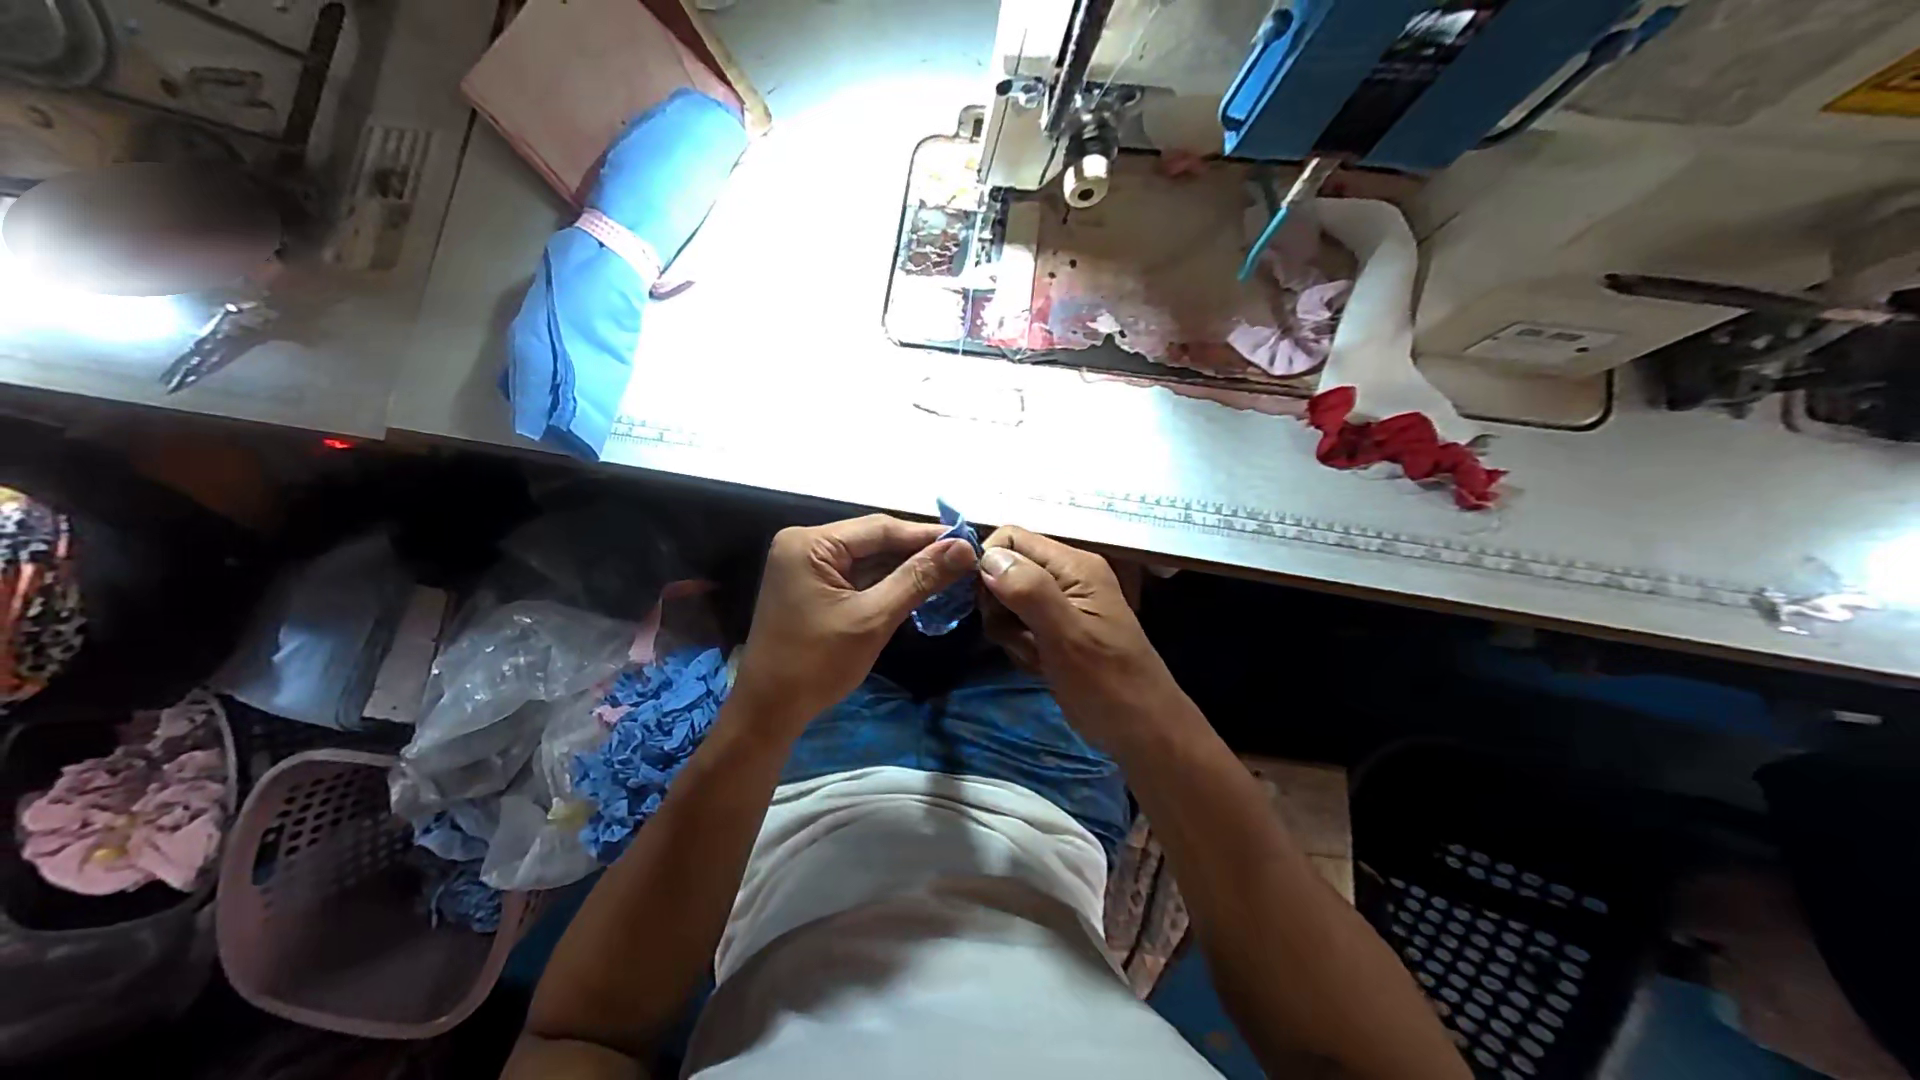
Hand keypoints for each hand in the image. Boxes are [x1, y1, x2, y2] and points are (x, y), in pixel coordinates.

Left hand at [732, 514, 976, 732]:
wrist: (769, 711)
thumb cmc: (816, 664)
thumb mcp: (873, 619)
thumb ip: (918, 579)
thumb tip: (963, 548)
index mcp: (810, 543)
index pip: (880, 528)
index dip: (927, 536)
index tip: (969, 542)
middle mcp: (805, 545)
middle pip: (874, 540)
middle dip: (918, 552)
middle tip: (965, 559)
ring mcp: (807, 566)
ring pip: (869, 559)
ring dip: (906, 568)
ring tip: (952, 572)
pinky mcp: (814, 587)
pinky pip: (858, 576)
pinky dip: (887, 583)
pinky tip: (920, 586)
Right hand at [977, 526, 1194, 752]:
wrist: (1143, 731)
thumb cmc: (1109, 684)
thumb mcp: (1067, 637)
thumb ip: (1030, 592)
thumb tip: (988, 557)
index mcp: (1075, 566)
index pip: (1011, 538)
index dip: (989, 566)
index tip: (989, 605)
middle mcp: (1066, 577)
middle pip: (1003, 571)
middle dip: (1000, 608)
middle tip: (1023, 639)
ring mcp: (1060, 605)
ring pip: (1006, 603)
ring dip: (1011, 635)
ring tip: (1039, 658)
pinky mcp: (1054, 631)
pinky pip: (1017, 628)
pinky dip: (1021, 648)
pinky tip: (1041, 667)